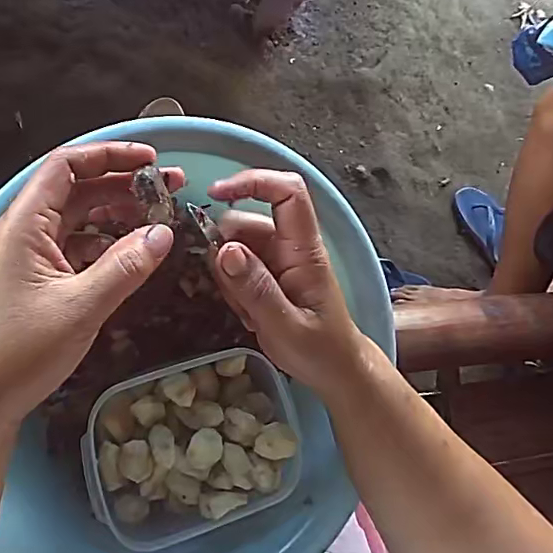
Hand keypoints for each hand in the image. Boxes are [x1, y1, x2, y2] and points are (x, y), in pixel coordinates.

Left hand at [0, 142, 178, 427]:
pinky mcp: (36, 281)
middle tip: (170, 187)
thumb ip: (125, 266)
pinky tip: (132, 255)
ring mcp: (29, 257)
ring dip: (118, 215)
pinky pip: (76, 248)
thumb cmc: (17, 351)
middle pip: (78, 189)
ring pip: (80, 220)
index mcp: (25, 223)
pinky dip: (106, 245)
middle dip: (124, 185)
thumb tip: (163, 234)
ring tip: (158, 219)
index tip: (150, 160)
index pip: (67, 166)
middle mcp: (25, 232)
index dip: (109, 156)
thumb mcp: (80, 306)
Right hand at [207, 169, 374, 394]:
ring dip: (228, 275)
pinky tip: (246, 312)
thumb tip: (225, 250)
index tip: (216, 192)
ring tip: (247, 311)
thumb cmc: (322, 350)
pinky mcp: (264, 273)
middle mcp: (288, 246)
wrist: (336, 371)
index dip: (253, 181)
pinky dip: (230, 285)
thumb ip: (256, 290)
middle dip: (225, 250)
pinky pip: (233, 266)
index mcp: (304, 250)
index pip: (286, 192)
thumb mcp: (286, 328)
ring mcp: (275, 259)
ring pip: (233, 245)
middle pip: (244, 221)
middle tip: (232, 293)